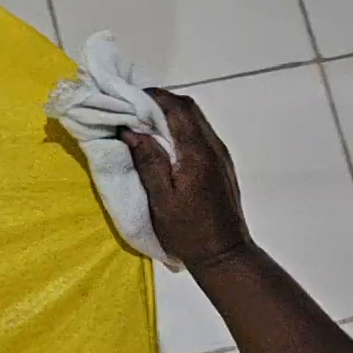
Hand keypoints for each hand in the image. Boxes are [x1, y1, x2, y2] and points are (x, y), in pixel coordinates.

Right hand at [122, 89, 252, 268]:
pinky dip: (179, 129)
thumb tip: (131, 130)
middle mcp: (213, 147)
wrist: (224, 254)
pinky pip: (199, 134)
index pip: (176, 108)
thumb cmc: (188, 232)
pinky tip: (163, 144)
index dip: (152, 98)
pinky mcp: (221, 164)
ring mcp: (220, 155)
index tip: (128, 100)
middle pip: (188, 108)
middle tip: (133, 111)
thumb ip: (148, 162)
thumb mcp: (161, 200)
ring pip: (195, 119)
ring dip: (170, 116)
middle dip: (160, 103)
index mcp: (197, 153)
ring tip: (144, 126)